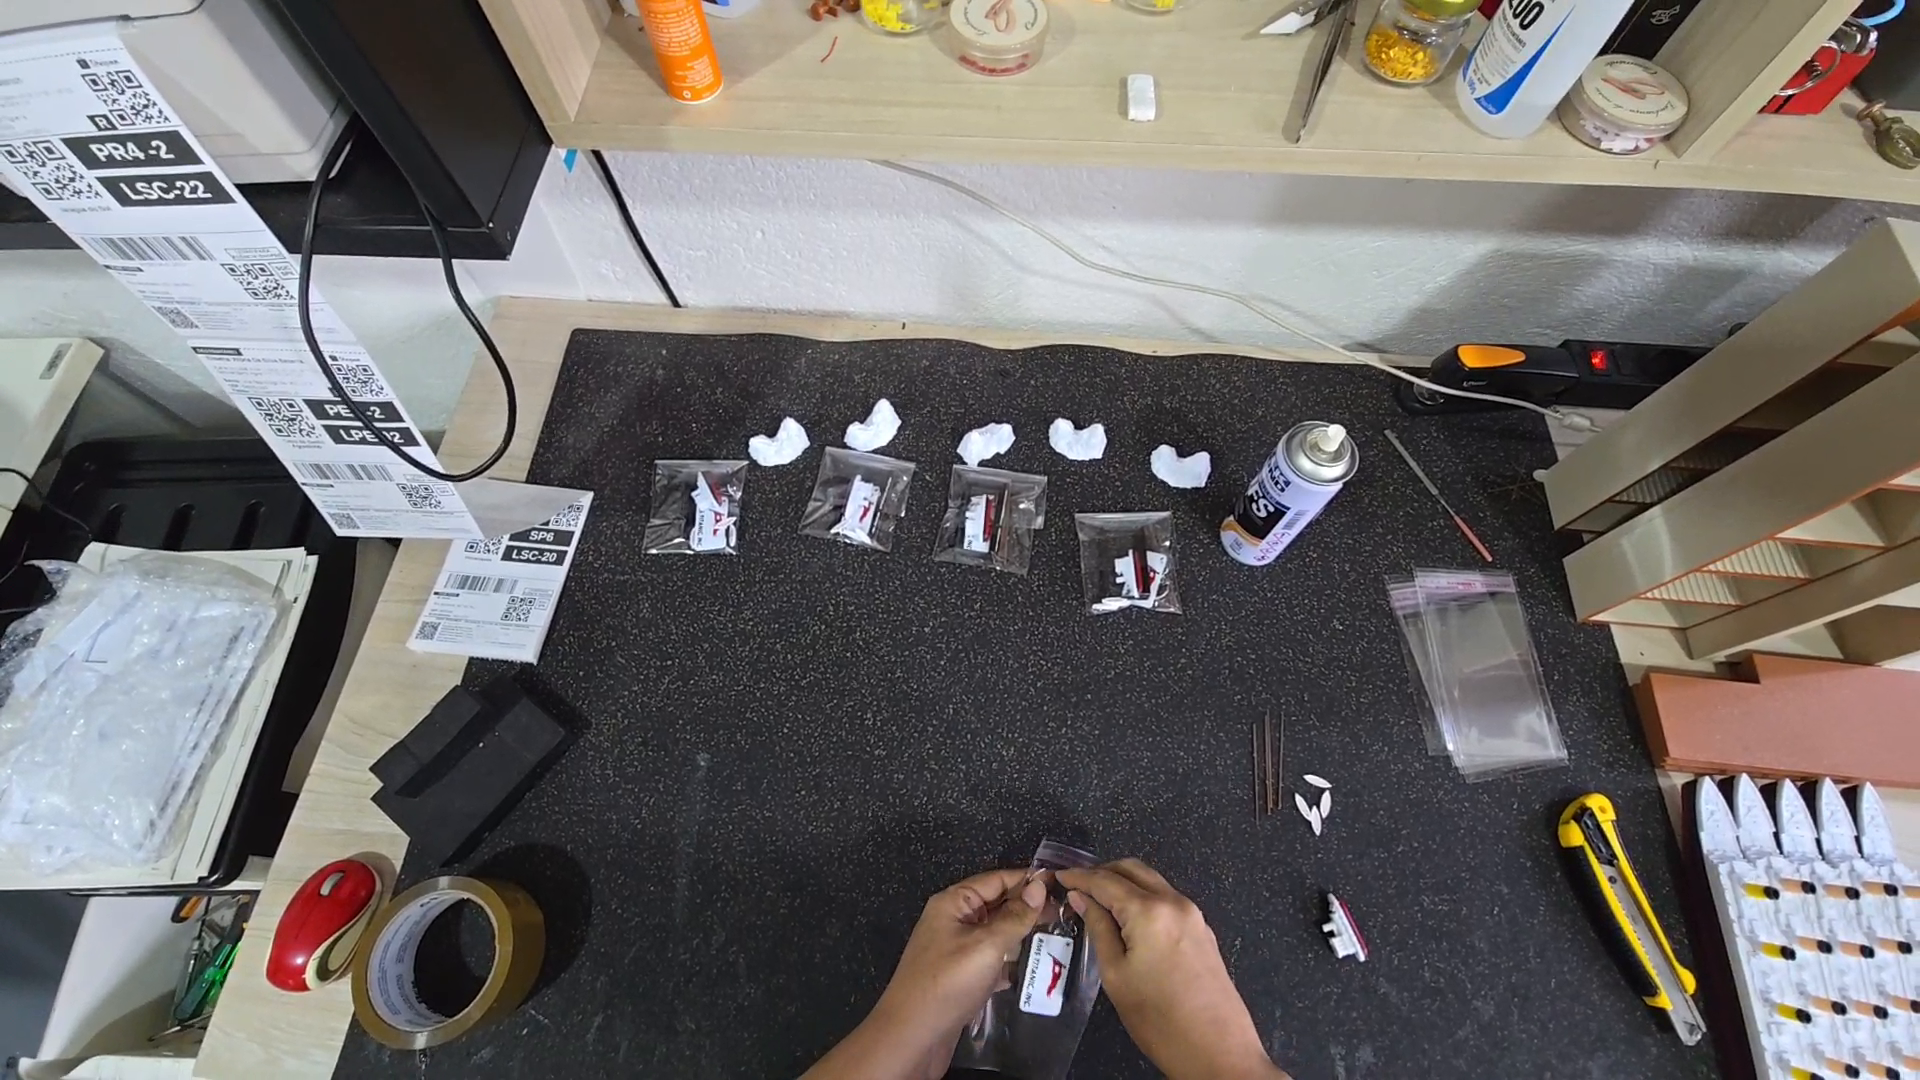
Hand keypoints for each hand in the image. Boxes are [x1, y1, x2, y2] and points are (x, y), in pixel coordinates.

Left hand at [876, 868, 1046, 1035]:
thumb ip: (1015, 916)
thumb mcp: (986, 945)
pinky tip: (1029, 968)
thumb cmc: (947, 983)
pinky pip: (988, 959)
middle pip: (994, 904)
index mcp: (953, 902)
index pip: (995, 879)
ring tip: (1052, 937)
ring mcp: (954, 949)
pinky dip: (1007, 961)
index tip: (1058, 883)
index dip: (1026, 880)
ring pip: (993, 933)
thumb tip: (1039, 886)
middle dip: (1025, 908)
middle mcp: (952, 920)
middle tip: (1062, 914)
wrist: (911, 1038)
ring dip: (1019, 934)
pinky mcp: (958, 976)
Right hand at [1057, 859, 1287, 1079]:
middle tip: (1077, 885)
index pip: (1105, 880)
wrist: (1221, 1056)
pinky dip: (1142, 896)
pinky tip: (1129, 917)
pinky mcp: (1202, 930)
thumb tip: (1081, 898)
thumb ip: (1098, 928)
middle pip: (1131, 868)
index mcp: (1149, 911)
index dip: (1078, 876)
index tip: (1059, 876)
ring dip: (1123, 881)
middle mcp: (1174, 902)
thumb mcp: (1116, 976)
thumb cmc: (1160, 1021)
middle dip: (1101, 871)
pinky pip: (1166, 897)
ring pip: (1151, 880)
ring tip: (1099, 900)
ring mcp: (1193, 914)